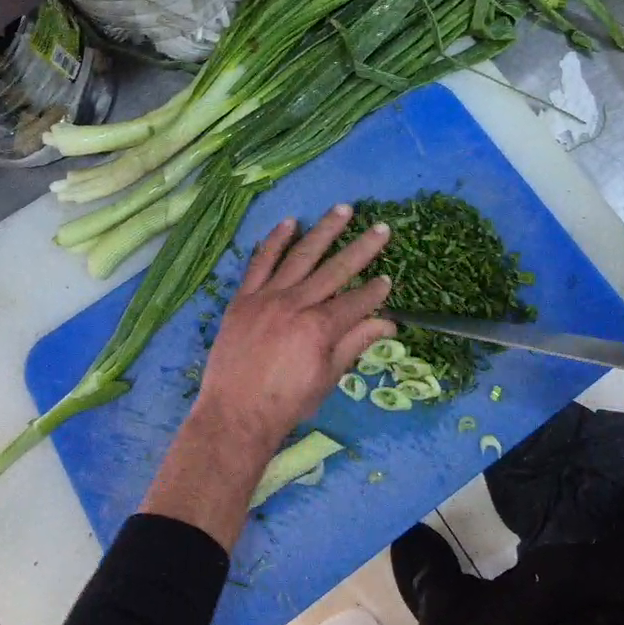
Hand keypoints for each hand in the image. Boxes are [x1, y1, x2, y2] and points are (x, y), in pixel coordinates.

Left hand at [191, 205, 395, 458]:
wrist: (234, 415)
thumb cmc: (287, 403)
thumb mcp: (328, 377)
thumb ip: (355, 343)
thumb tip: (388, 323)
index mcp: (320, 328)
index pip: (356, 301)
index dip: (375, 291)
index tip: (388, 279)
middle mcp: (296, 304)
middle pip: (336, 269)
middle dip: (362, 248)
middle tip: (382, 228)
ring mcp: (267, 297)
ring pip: (301, 255)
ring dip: (324, 230)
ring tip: (343, 209)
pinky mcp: (243, 298)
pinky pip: (260, 262)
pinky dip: (275, 241)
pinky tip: (291, 222)